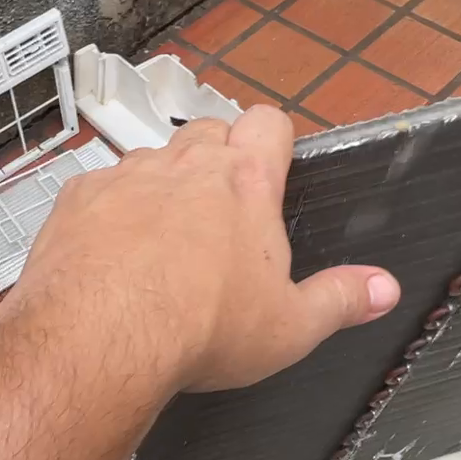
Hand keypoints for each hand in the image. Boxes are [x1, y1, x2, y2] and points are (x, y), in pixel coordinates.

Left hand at [1, 107, 399, 393]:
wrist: (101, 335)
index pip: (268, 124)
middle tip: (216, 212)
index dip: (272, 141)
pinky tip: (107, 252)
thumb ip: (339, 300)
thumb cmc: (199, 328)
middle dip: (215, 160)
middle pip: (207, 133)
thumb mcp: (288, 327)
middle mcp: (183, 166)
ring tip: (158, 240)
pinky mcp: (78, 198)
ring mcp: (124, 176)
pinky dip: (107, 211)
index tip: (270, 167)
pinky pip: (97, 188)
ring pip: (149, 159)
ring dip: (158, 187)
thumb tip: (382, 288)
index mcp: (243, 183)